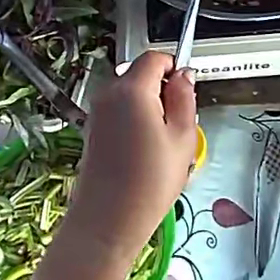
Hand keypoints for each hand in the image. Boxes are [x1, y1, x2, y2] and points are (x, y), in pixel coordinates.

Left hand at [71, 51, 198, 255]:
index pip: (155, 57)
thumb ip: (185, 97)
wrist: (108, 222)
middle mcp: (109, 94)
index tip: (186, 88)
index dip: (174, 67)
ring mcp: (98, 112)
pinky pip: (120, 111)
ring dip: (150, 107)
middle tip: (179, 123)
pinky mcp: (93, 129)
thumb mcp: (183, 137)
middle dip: (163, 90)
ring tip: (163, 143)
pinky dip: (135, 121)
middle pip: (141, 74)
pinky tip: (145, 152)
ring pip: (131, 94)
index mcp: (132, 90)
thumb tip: (184, 76)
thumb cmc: (148, 183)